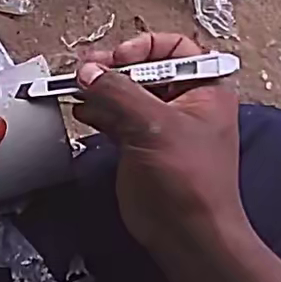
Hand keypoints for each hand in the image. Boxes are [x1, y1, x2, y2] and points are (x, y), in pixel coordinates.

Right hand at [73, 33, 248, 258]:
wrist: (186, 233)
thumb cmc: (192, 183)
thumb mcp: (154, 126)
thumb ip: (119, 93)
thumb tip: (90, 71)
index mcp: (204, 89)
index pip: (174, 49)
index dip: (143, 48)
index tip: (116, 59)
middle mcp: (183, 104)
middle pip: (144, 71)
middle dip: (114, 69)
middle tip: (86, 70)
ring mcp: (159, 126)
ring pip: (125, 95)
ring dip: (100, 90)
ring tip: (76, 87)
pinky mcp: (138, 146)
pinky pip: (114, 119)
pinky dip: (96, 111)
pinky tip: (81, 109)